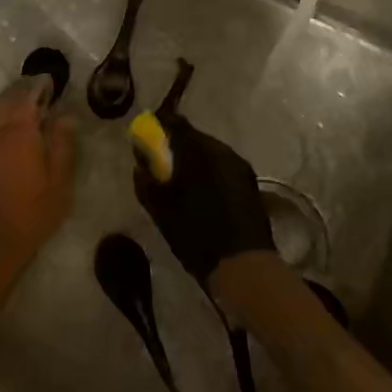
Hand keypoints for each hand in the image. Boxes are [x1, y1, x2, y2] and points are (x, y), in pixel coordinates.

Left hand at [0, 78, 75, 271]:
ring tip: (27, 96)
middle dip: (23, 87)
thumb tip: (64, 113)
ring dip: (10, 97)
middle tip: (41, 85)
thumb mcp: (60, 178)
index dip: (38, 85)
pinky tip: (10, 118)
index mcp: (20, 132)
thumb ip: (62, 141)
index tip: (51, 80)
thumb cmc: (36, 209)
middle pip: (8, 98)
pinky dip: (0, 110)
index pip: (26, 96)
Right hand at [134, 114, 274, 283]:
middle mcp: (223, 150)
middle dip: (178, 145)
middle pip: (195, 136)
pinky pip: (223, 166)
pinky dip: (210, 172)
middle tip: (162, 162)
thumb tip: (140, 166)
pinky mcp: (250, 182)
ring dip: (195, 159)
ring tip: (182, 180)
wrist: (244, 268)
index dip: (159, 126)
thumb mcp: (161, 210)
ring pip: (211, 152)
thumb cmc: (196, 235)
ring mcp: (240, 166)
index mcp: (199, 150)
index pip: (175, 123)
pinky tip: (202, 193)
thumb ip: (146, 182)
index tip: (147, 136)